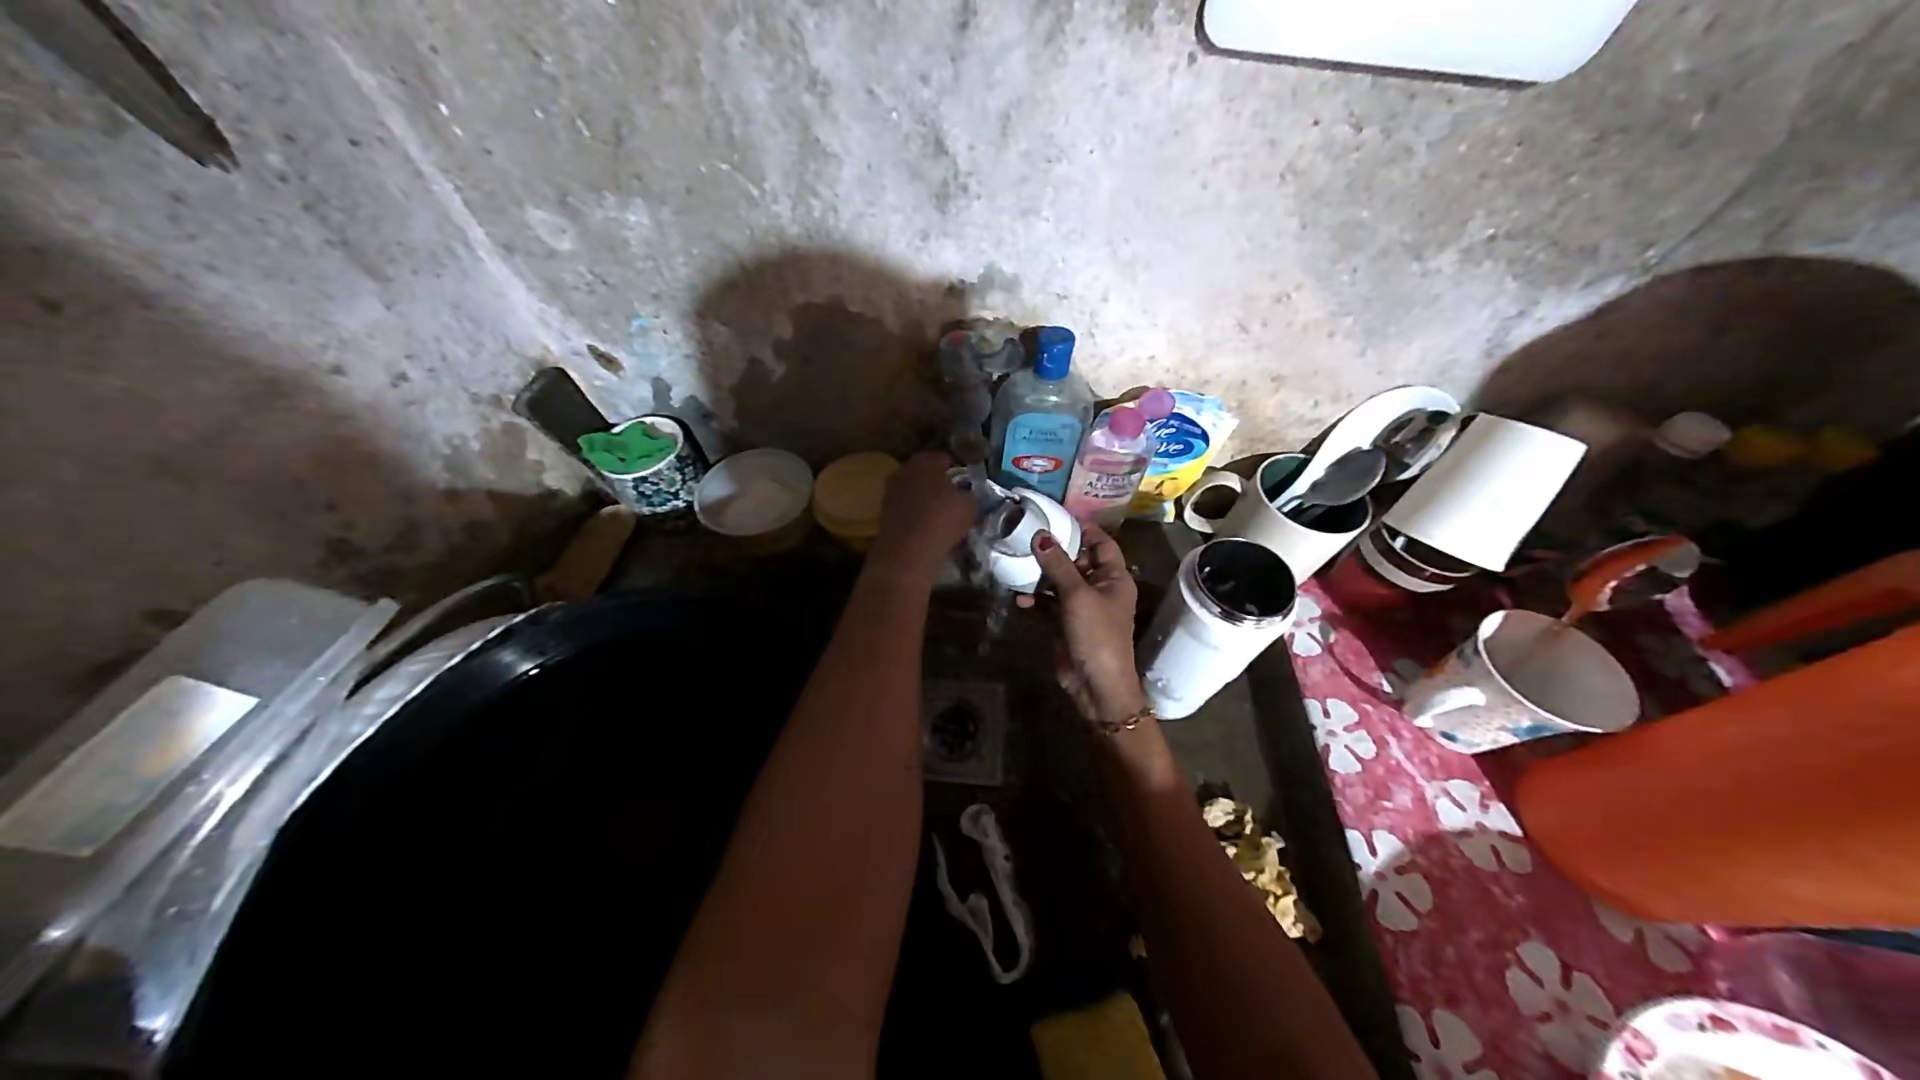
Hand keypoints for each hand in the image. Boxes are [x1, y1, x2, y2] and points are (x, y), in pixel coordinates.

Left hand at [868, 451, 975, 582]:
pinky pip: (908, 510)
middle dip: (941, 486)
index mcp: (926, 460)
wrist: (908, 552)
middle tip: (956, 502)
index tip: (968, 487)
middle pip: (928, 475)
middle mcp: (904, 470)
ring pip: (917, 493)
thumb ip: (971, 494)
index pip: (946, 459)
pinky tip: (929, 532)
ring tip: (944, 520)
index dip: (959, 472)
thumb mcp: (971, 505)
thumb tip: (968, 495)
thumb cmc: (943, 520)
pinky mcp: (884, 512)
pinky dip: (917, 517)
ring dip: (928, 503)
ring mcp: (891, 491)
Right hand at [1028, 523, 1145, 723]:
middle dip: (1054, 551)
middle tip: (1027, 537)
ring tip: (1019, 567)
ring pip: (1059, 582)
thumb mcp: (1077, 594)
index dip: (1082, 529)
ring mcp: (1082, 607)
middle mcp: (1100, 588)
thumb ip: (1058, 564)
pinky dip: (1036, 599)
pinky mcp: (1065, 624)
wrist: (1096, 684)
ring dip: (1041, 576)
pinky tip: (1020, 598)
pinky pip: (1049, 604)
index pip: (1102, 543)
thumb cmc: (1097, 634)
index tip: (1055, 517)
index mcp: (1114, 577)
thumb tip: (1040, 535)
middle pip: (1077, 560)